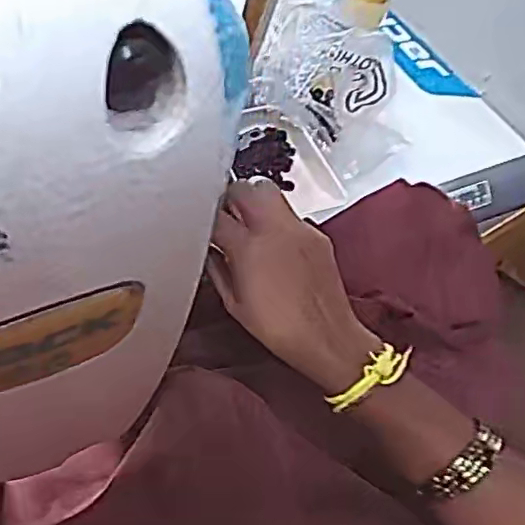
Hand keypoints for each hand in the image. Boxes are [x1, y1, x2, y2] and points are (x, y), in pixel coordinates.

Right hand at [208, 179, 382, 393]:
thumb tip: (210, 253)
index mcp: (248, 248)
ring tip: (247, 226)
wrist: (324, 336)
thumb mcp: (233, 303)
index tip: (200, 228)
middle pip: (245, 189)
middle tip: (223, 216)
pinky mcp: (318, 236)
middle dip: (229, 198)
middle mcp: (276, 230)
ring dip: (254, 203)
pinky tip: (273, 245)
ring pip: (270, 194)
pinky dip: (276, 222)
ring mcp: (300, 229)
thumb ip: (217, 270)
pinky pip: (290, 215)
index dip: (203, 221)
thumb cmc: (279, 328)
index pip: (216, 217)